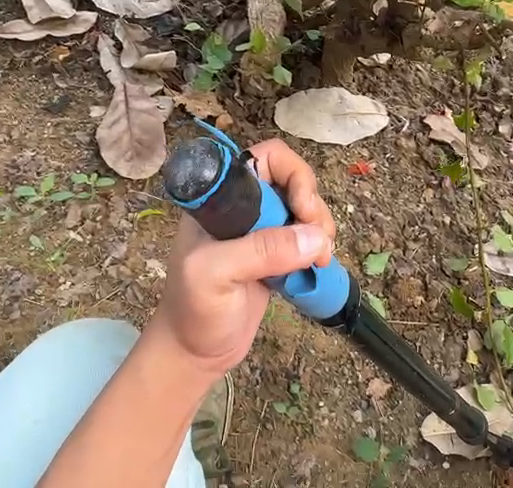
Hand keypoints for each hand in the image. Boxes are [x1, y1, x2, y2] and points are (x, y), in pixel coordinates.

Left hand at [145, 139, 337, 381]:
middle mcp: (244, 206)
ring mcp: (261, 229)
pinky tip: (319, 265)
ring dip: (320, 226)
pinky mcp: (275, 253)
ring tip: (320, 259)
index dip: (292, 173)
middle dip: (311, 203)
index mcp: (222, 198)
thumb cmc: (192, 311)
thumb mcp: (216, 275)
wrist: (193, 354)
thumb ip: (262, 251)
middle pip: (292, 178)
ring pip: (304, 206)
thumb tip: (316, 238)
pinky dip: (319, 245)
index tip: (302, 208)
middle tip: (318, 238)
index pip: (265, 158)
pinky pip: (306, 234)